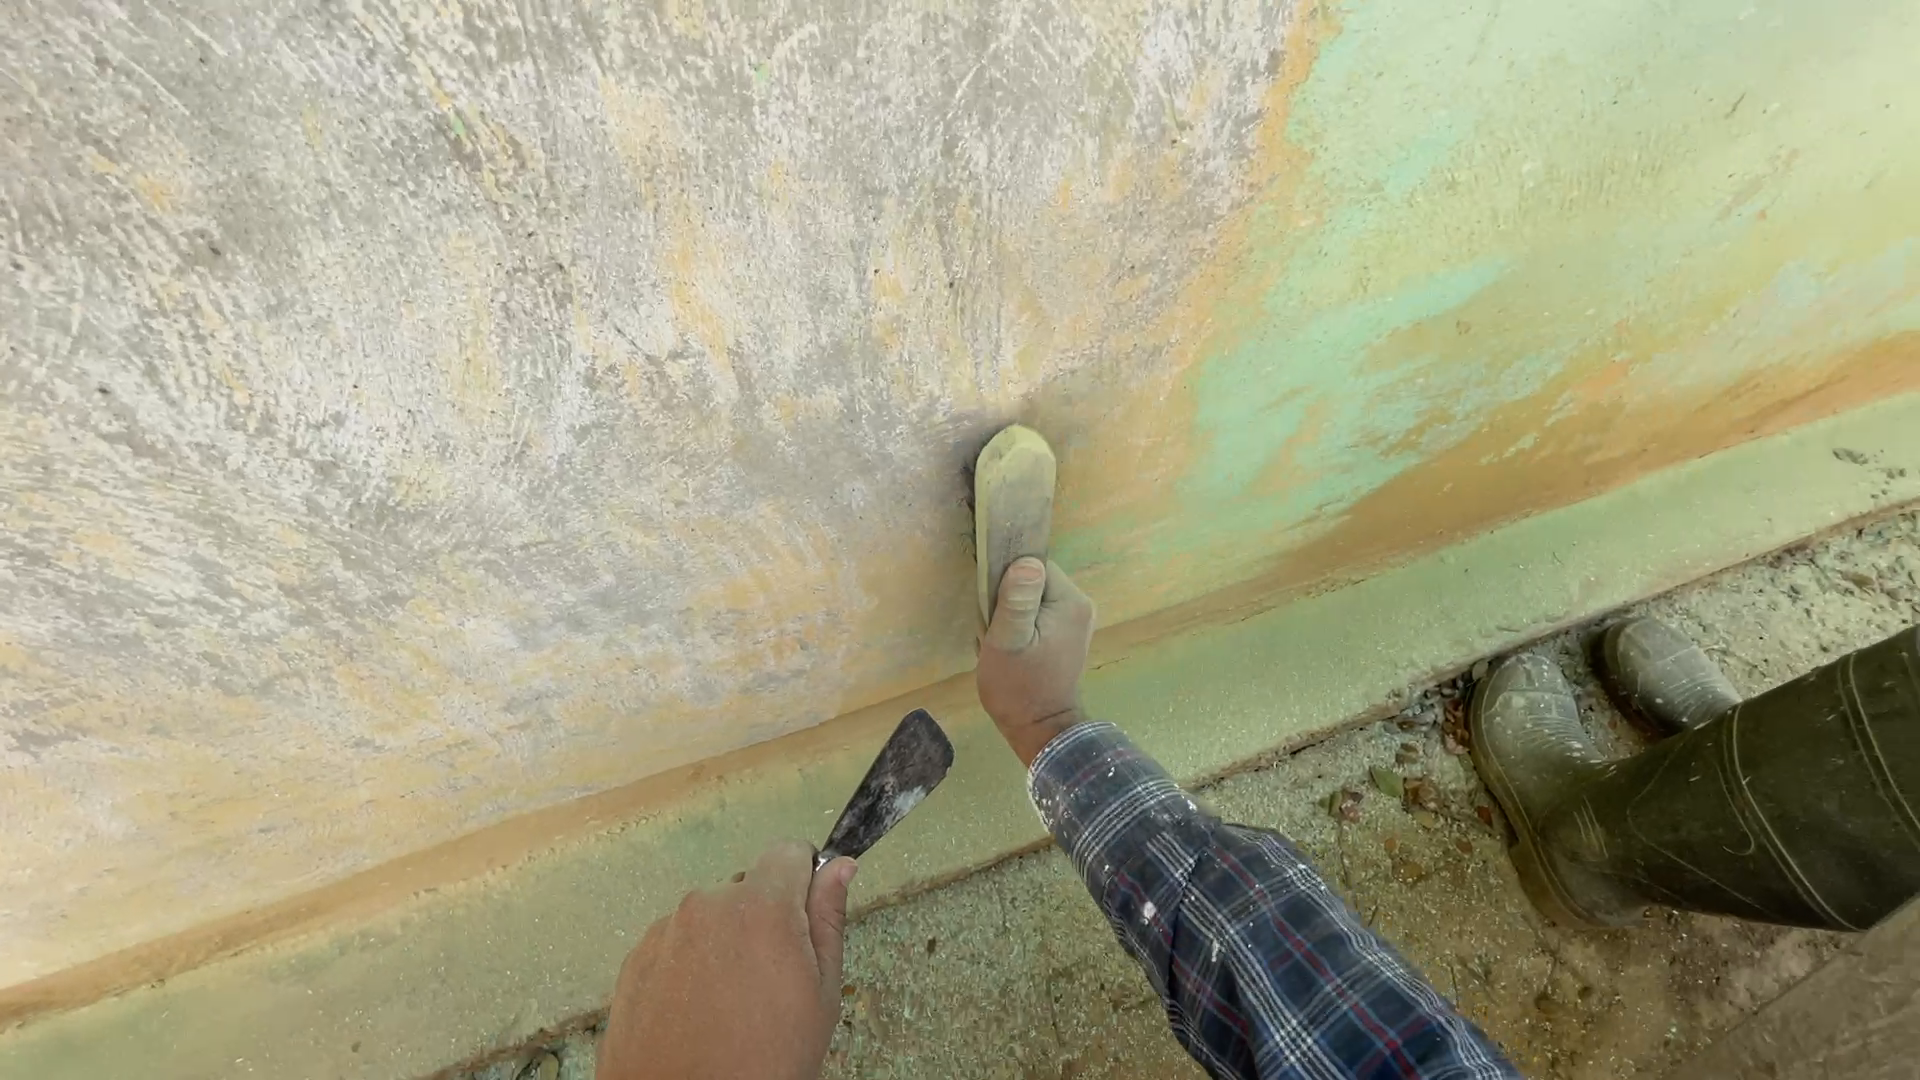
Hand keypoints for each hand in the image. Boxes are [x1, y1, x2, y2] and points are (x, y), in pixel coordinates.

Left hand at [596, 840, 857, 1079]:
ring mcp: (667, 930)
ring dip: (725, 939)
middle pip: (749, 885)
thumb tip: (840, 864)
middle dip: (764, 916)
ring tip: (728, 1001)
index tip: (804, 918)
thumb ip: (829, 917)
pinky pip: (677, 941)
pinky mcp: (635, 960)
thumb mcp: (820, 992)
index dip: (804, 879)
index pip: (790, 851)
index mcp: (761, 904)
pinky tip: (696, 1010)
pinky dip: (690, 963)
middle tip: (770, 978)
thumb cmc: (767, 1060)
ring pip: (712, 915)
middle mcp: (709, 903)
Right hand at [975, 557, 1094, 765]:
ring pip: (1033, 597)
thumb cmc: (1018, 687)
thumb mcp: (1008, 641)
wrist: (1040, 730)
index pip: (1034, 565)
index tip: (994, 607)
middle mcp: (1081, 605)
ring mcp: (1076, 621)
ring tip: (1002, 640)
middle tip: (996, 629)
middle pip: (1034, 580)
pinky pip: (1038, 614)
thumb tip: (1026, 561)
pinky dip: (1020, 626)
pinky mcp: (1067, 635)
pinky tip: (1011, 647)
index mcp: (1071, 601)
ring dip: (1011, 614)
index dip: (1007, 580)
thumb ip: (1016, 600)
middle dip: (1008, 599)